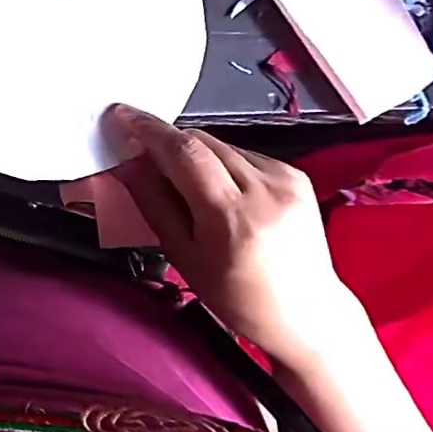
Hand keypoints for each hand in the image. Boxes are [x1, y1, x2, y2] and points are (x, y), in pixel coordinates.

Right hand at [104, 105, 362, 364]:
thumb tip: (129, 163)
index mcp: (232, 217)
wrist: (307, 315)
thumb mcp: (183, 256)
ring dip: (196, 155)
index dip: (150, 129)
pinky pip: (244, 154)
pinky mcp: (296, 174)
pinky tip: (224, 194)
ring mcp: (285, 178)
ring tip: (192, 190)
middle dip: (168, 143)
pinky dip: (223, 164)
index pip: (185, 153)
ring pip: (221, 144)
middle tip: (146, 157)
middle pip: (202, 141)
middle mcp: (264, 190)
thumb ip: (153, 203)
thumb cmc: (240, 298)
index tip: (125, 116)